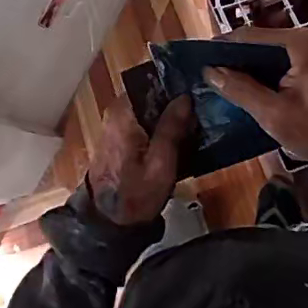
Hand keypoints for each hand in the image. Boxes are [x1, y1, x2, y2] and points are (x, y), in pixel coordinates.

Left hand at [87, 95, 192, 224]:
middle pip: (151, 97)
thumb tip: (184, 96)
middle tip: (199, 116)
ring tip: (193, 127)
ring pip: (148, 111)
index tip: (196, 96)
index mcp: (123, 114)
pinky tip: (177, 141)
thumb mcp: (161, 163)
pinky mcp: (119, 138)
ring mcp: (115, 125)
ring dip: (168, 119)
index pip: (151, 84)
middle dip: (174, 105)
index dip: (175, 89)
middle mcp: (116, 113)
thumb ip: (171, 128)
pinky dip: (159, 130)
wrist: (109, 223)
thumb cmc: (136, 194)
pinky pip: (143, 124)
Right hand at [204, 26, 307, 160]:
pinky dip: (257, 71)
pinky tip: (241, 85)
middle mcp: (301, 38)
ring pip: (262, 51)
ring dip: (243, 65)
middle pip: (254, 41)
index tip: (198, 61)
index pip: (247, 36)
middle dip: (230, 57)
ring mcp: (305, 49)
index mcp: (296, 43)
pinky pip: (274, 60)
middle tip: (205, 74)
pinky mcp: (306, 61)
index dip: (220, 48)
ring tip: (217, 81)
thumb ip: (240, 89)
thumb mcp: (274, 114)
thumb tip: (209, 71)